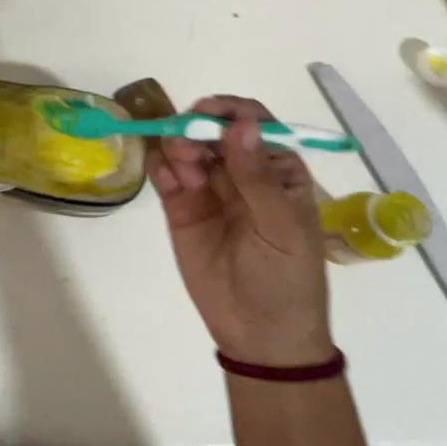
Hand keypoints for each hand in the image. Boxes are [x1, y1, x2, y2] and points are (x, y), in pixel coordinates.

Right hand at [149, 95, 334, 366]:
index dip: (229, 110)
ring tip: (185, 178)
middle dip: (196, 129)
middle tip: (189, 151)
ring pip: (184, 144)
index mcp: (276, 169)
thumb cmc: (286, 279)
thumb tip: (241, 124)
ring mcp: (208, 186)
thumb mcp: (281, 229)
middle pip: (210, 127)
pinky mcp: (180, 204)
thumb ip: (258, 177)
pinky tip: (171, 184)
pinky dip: (161, 167)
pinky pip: (164, 171)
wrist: (259, 335)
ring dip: (178, 148)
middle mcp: (240, 170)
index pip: (252, 122)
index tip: (206, 112)